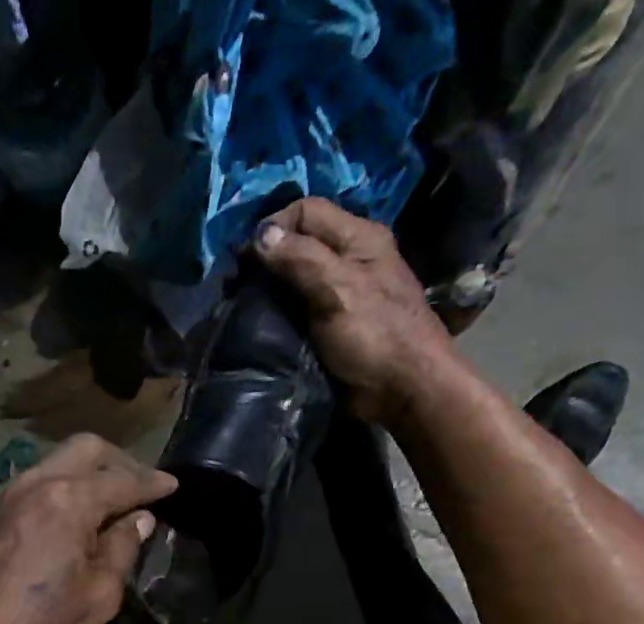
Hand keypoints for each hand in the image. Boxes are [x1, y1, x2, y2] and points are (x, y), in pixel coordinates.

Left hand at [0, 434, 177, 623]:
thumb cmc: (44, 623)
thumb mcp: (101, 592)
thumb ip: (122, 547)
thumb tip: (139, 519)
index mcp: (69, 501)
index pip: (123, 481)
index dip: (152, 483)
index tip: (172, 485)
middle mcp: (37, 483)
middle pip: (87, 449)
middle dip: (121, 461)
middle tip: (140, 486)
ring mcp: (8, 492)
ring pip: (57, 461)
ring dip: (88, 472)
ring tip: (107, 501)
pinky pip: (36, 481)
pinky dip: (62, 486)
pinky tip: (70, 514)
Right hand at [252, 197, 462, 424]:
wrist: (404, 391)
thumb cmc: (376, 335)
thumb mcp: (338, 289)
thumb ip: (300, 257)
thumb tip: (259, 235)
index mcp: (359, 238)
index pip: (306, 210)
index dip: (273, 226)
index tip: (246, 259)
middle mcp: (350, 259)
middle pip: (299, 243)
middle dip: (267, 259)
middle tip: (239, 285)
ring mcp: (342, 293)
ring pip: (295, 277)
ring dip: (270, 289)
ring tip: (245, 305)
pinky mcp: (333, 324)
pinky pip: (299, 307)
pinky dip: (280, 312)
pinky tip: (263, 323)